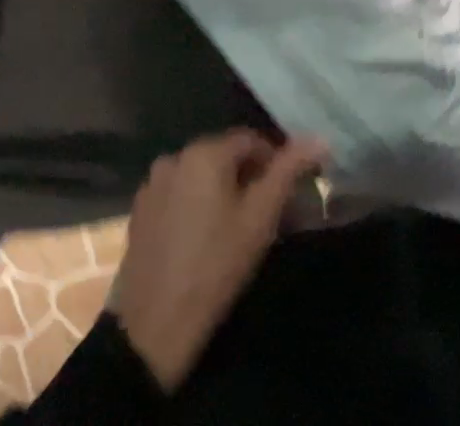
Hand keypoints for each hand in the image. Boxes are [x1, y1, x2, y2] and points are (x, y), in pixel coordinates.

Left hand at [113, 130, 327, 390]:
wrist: (156, 320)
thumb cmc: (217, 264)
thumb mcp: (261, 218)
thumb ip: (288, 172)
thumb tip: (319, 139)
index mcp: (203, 152)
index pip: (251, 140)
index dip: (277, 162)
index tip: (291, 194)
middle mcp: (173, 157)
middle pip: (224, 156)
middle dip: (251, 178)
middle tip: (270, 215)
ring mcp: (152, 184)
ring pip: (200, 177)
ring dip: (224, 191)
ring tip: (239, 229)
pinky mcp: (140, 210)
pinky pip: (179, 194)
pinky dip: (197, 205)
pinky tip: (206, 238)